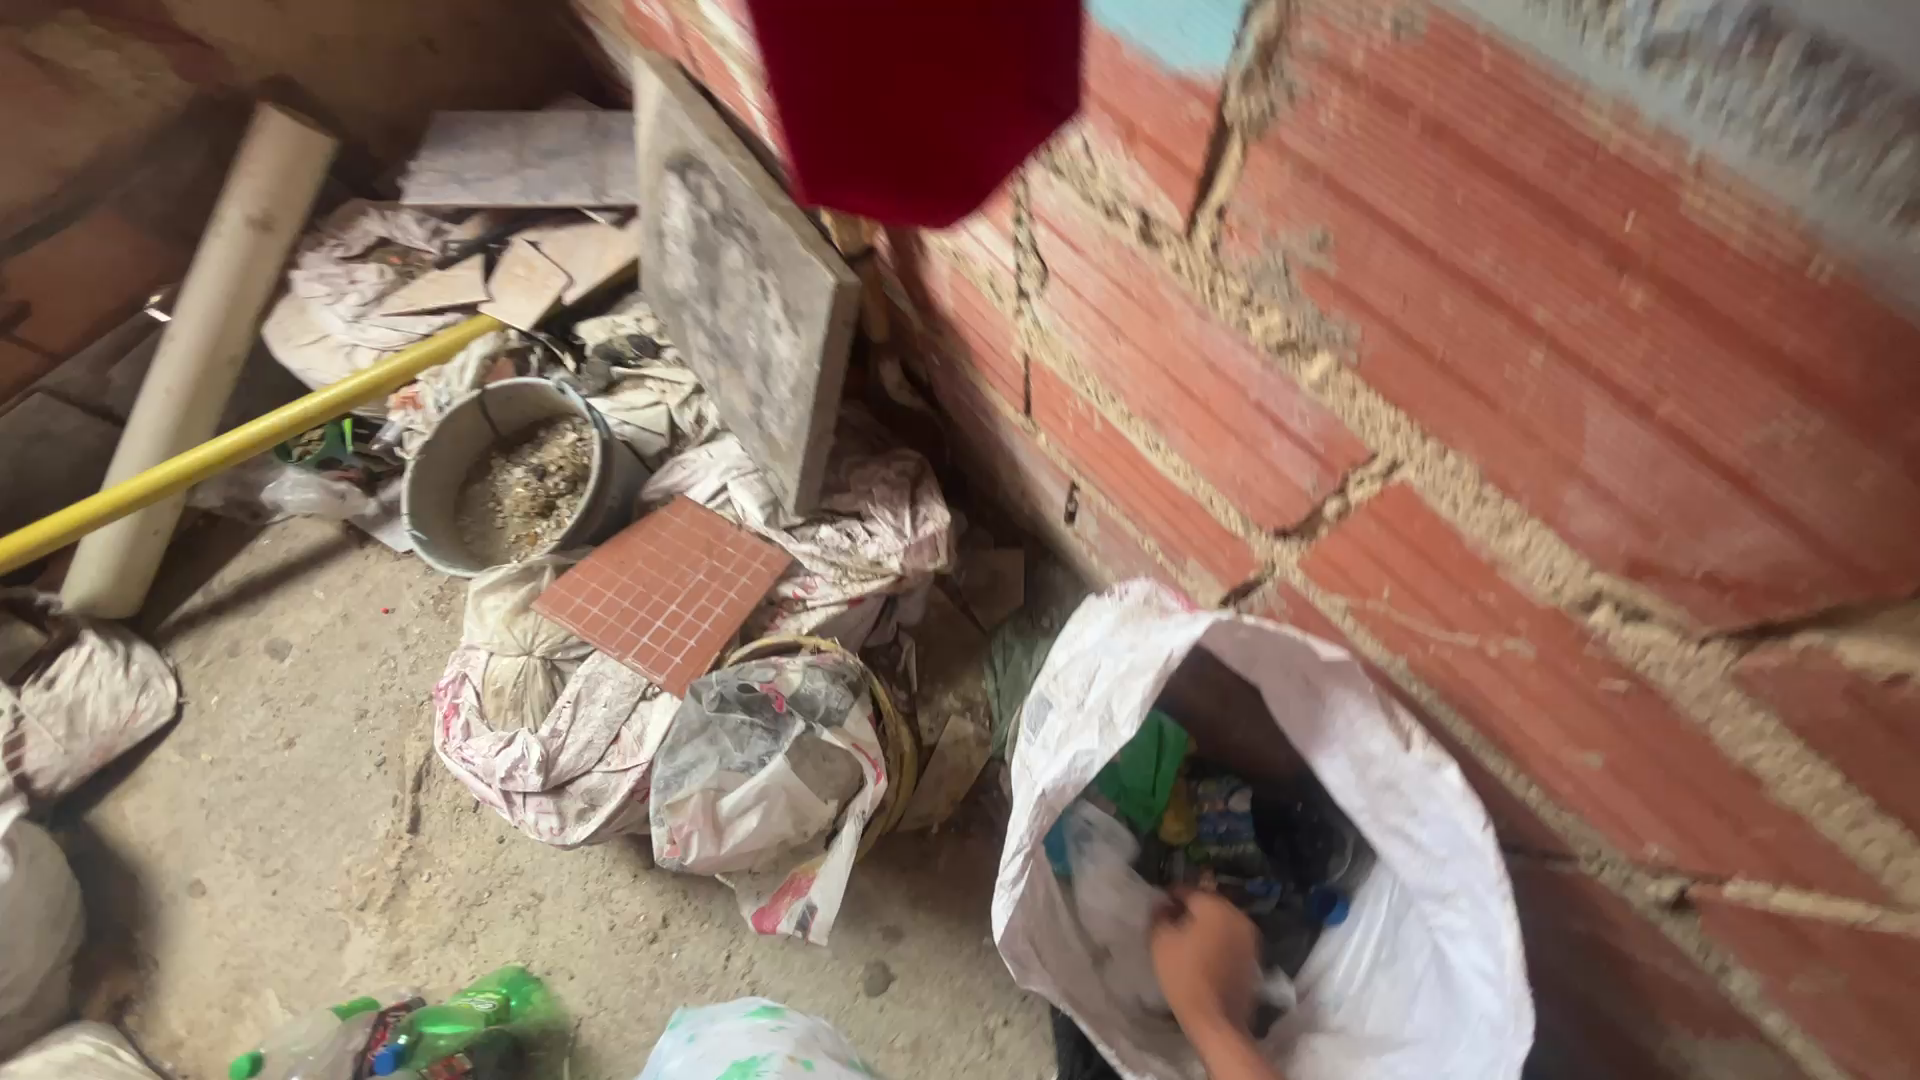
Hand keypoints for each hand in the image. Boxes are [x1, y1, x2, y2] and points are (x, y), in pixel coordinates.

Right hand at [1150, 886, 1260, 1035]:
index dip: (1170, 896)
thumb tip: (1163, 905)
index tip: (1158, 905)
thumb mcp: (1160, 940)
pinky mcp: (1253, 956)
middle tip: (1171, 920)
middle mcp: (1237, 916)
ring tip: (1186, 937)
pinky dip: (1217, 938)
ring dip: (1204, 924)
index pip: (1188, 890)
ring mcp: (1249, 937)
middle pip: (1207, 903)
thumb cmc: (1184, 976)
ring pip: (1220, 920)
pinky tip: (1203, 952)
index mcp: (1215, 906)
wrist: (1217, 1021)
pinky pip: (1230, 937)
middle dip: (1189, 908)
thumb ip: (1159, 914)